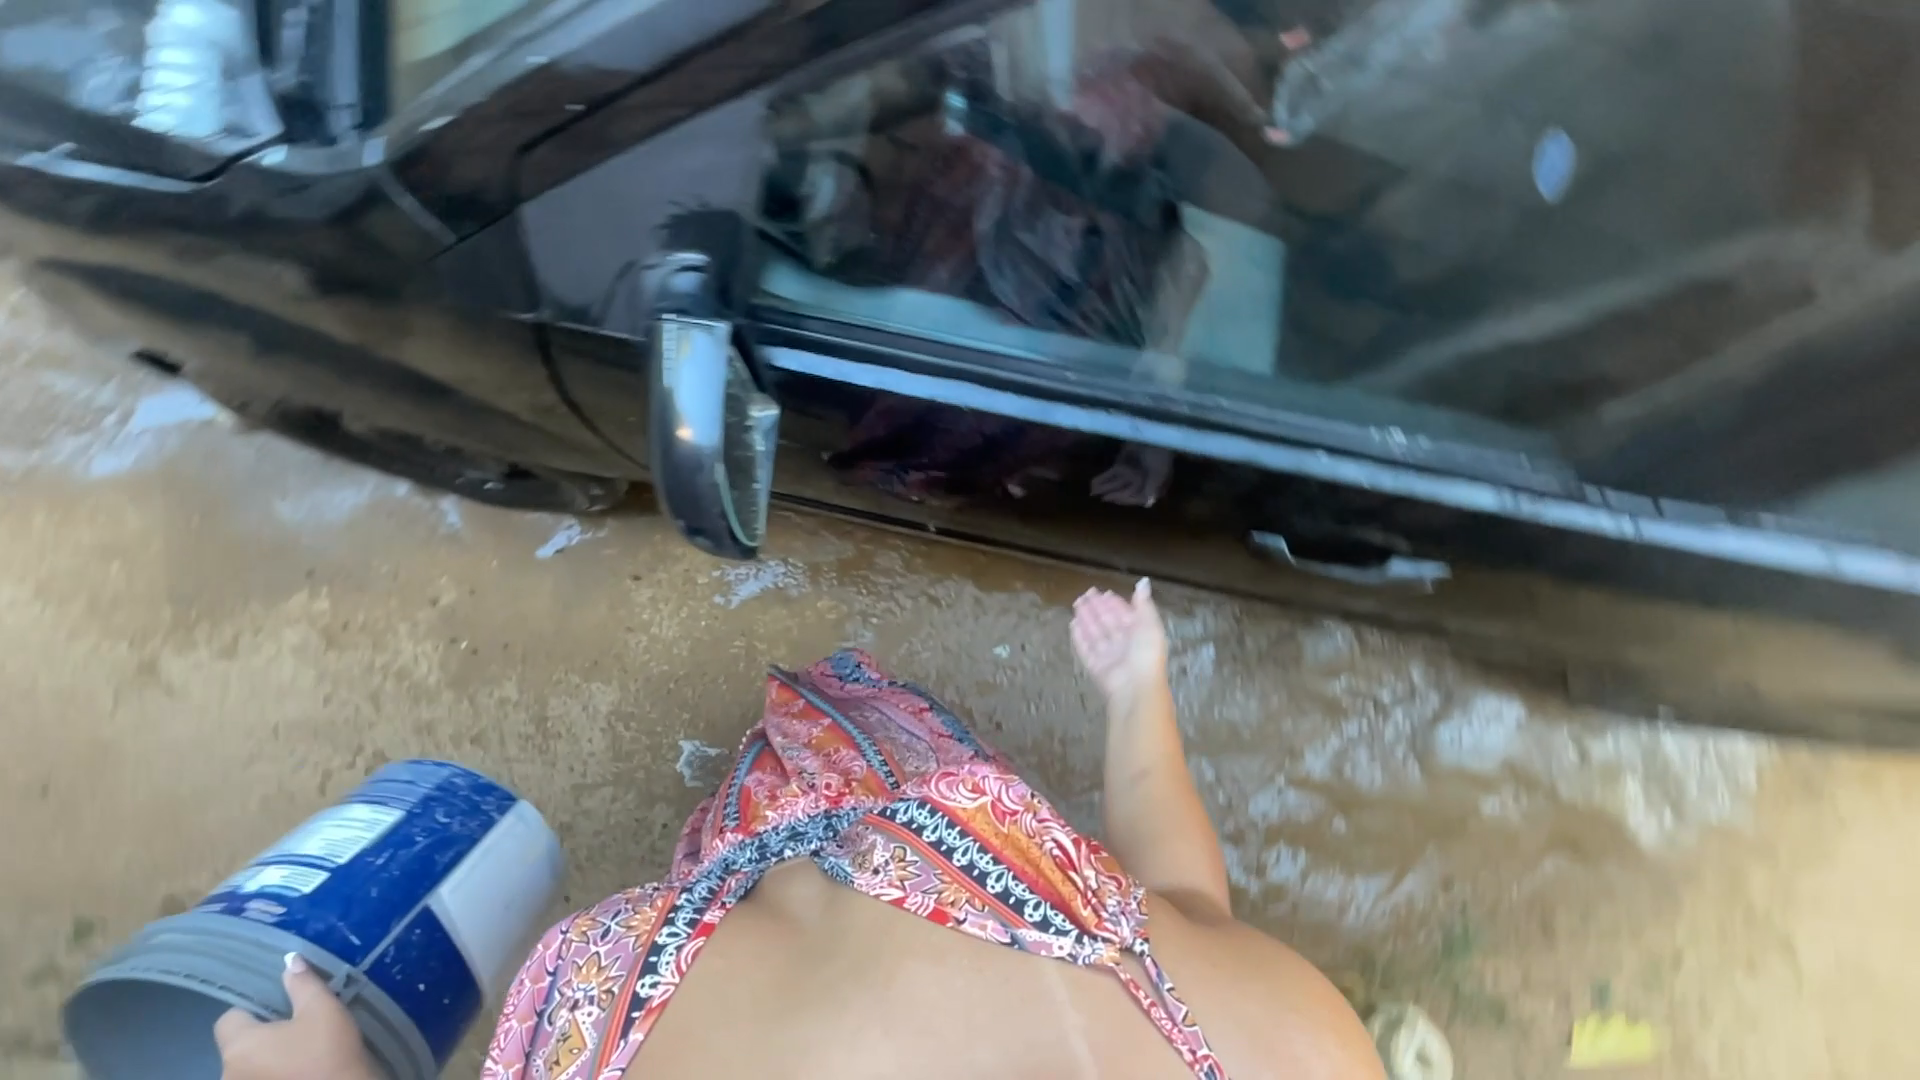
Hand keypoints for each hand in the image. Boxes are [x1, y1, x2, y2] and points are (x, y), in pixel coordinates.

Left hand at [214, 953, 378, 1079]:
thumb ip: (302, 984)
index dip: (252, 1009)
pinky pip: (256, 1079)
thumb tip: (289, 960)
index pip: (228, 1019)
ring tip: (302, 1053)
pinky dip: (272, 1074)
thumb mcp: (322, 1009)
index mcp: (240, 1045)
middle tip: (300, 1029)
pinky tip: (299, 1072)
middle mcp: (227, 1072)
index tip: (282, 1008)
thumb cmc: (326, 1049)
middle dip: (264, 1035)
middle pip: (239, 1044)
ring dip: (267, 1058)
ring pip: (247, 1066)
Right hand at [1071, 579, 1169, 710]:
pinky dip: (1079, 636)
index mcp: (1139, 633)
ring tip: (1076, 604)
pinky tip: (1073, 623)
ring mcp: (1108, 655)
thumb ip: (1144, 604)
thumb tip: (1143, 582)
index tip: (1105, 592)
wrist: (1135, 687)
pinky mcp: (1095, 666)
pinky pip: (1085, 648)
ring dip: (1086, 618)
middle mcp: (1123, 643)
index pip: (1124, 614)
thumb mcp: (1149, 624)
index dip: (1115, 604)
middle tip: (1085, 594)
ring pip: (1095, 633)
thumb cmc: (1145, 654)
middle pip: (1108, 622)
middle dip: (1097, 608)